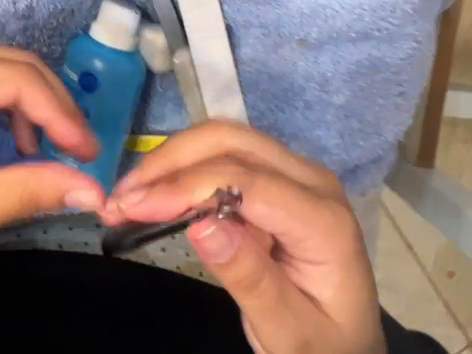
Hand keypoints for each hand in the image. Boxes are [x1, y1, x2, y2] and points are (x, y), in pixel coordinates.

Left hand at [0, 46, 105, 265]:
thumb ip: (34, 189)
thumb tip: (95, 190)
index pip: (16, 78)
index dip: (58, 111)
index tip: (87, 151)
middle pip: (18, 65)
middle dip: (56, 105)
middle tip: (83, 150)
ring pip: (13, 67)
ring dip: (43, 103)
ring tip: (59, 148)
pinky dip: (22, 103)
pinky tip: (28, 142)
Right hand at [103, 123, 384, 353]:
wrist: (351, 350)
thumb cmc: (323, 347)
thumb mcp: (290, 335)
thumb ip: (251, 280)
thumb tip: (201, 225)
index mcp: (324, 220)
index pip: (246, 180)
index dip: (184, 185)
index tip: (132, 206)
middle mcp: (311, 180)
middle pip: (230, 142)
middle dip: (168, 163)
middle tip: (120, 197)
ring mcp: (292, 173)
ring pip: (221, 139)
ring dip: (169, 160)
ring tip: (126, 194)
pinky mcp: (273, 176)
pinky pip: (221, 155)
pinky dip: (181, 167)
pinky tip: (152, 191)